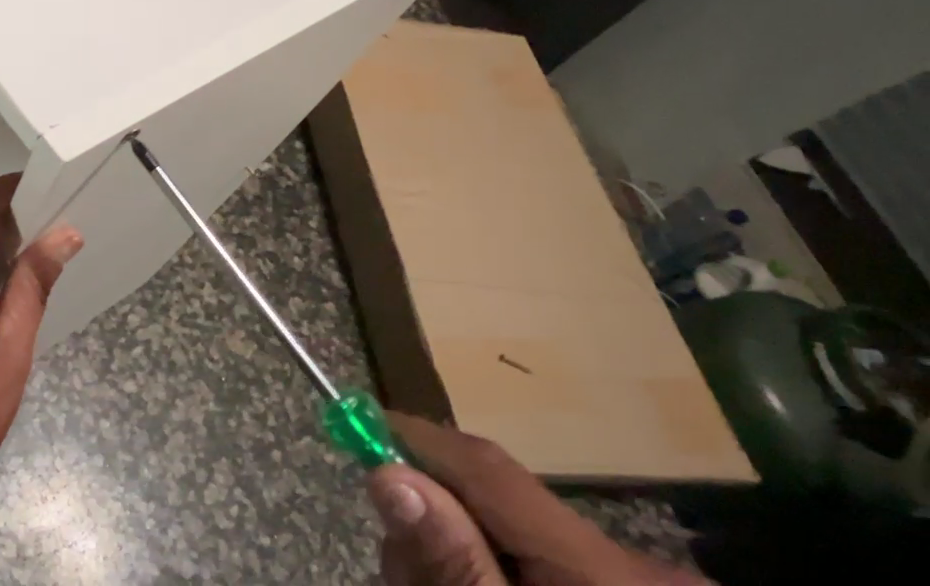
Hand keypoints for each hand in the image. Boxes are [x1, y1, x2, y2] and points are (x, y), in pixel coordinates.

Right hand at [368, 413, 706, 585]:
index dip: (417, 437)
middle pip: (496, 499)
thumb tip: (387, 472)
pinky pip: (538, 558)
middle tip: (398, 564)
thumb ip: (454, 561)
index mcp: (607, 569)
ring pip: (511, 530)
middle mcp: (633, 559)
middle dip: (432, 514)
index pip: (492, 468)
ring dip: (457, 546)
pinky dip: (492, 567)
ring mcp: (637, 577)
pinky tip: (479, 584)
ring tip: (431, 584)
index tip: (352, 420)